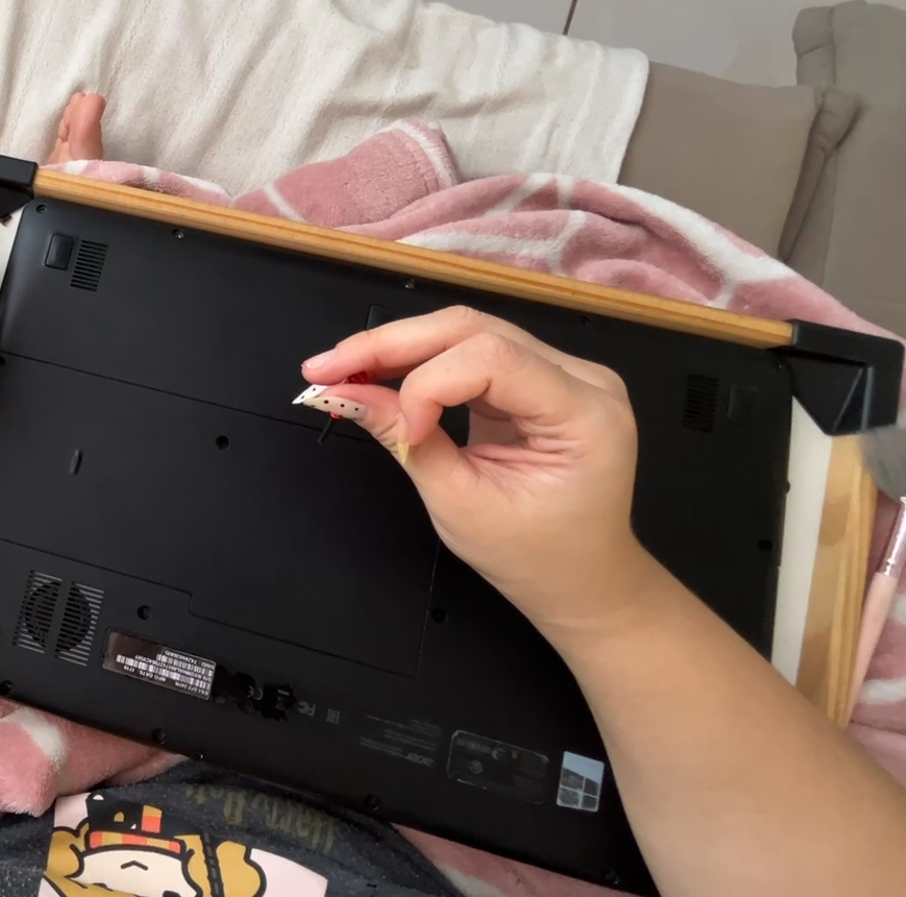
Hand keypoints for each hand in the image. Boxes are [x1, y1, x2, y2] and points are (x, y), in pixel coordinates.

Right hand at [300, 307, 648, 636]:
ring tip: (335, 368)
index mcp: (584, 416)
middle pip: (468, 330)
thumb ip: (403, 441)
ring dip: (389, 347)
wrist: (577, 575)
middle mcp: (579, 377)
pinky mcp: (526, 375)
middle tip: (322, 369)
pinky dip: (407, 360)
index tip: (402, 435)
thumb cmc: (530, 553)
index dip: (427, 386)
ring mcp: (554, 370)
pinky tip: (369, 370)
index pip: (492, 360)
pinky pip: (459, 350)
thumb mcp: (458, 502)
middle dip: (386, 346)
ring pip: (457, 331)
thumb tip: (340, 394)